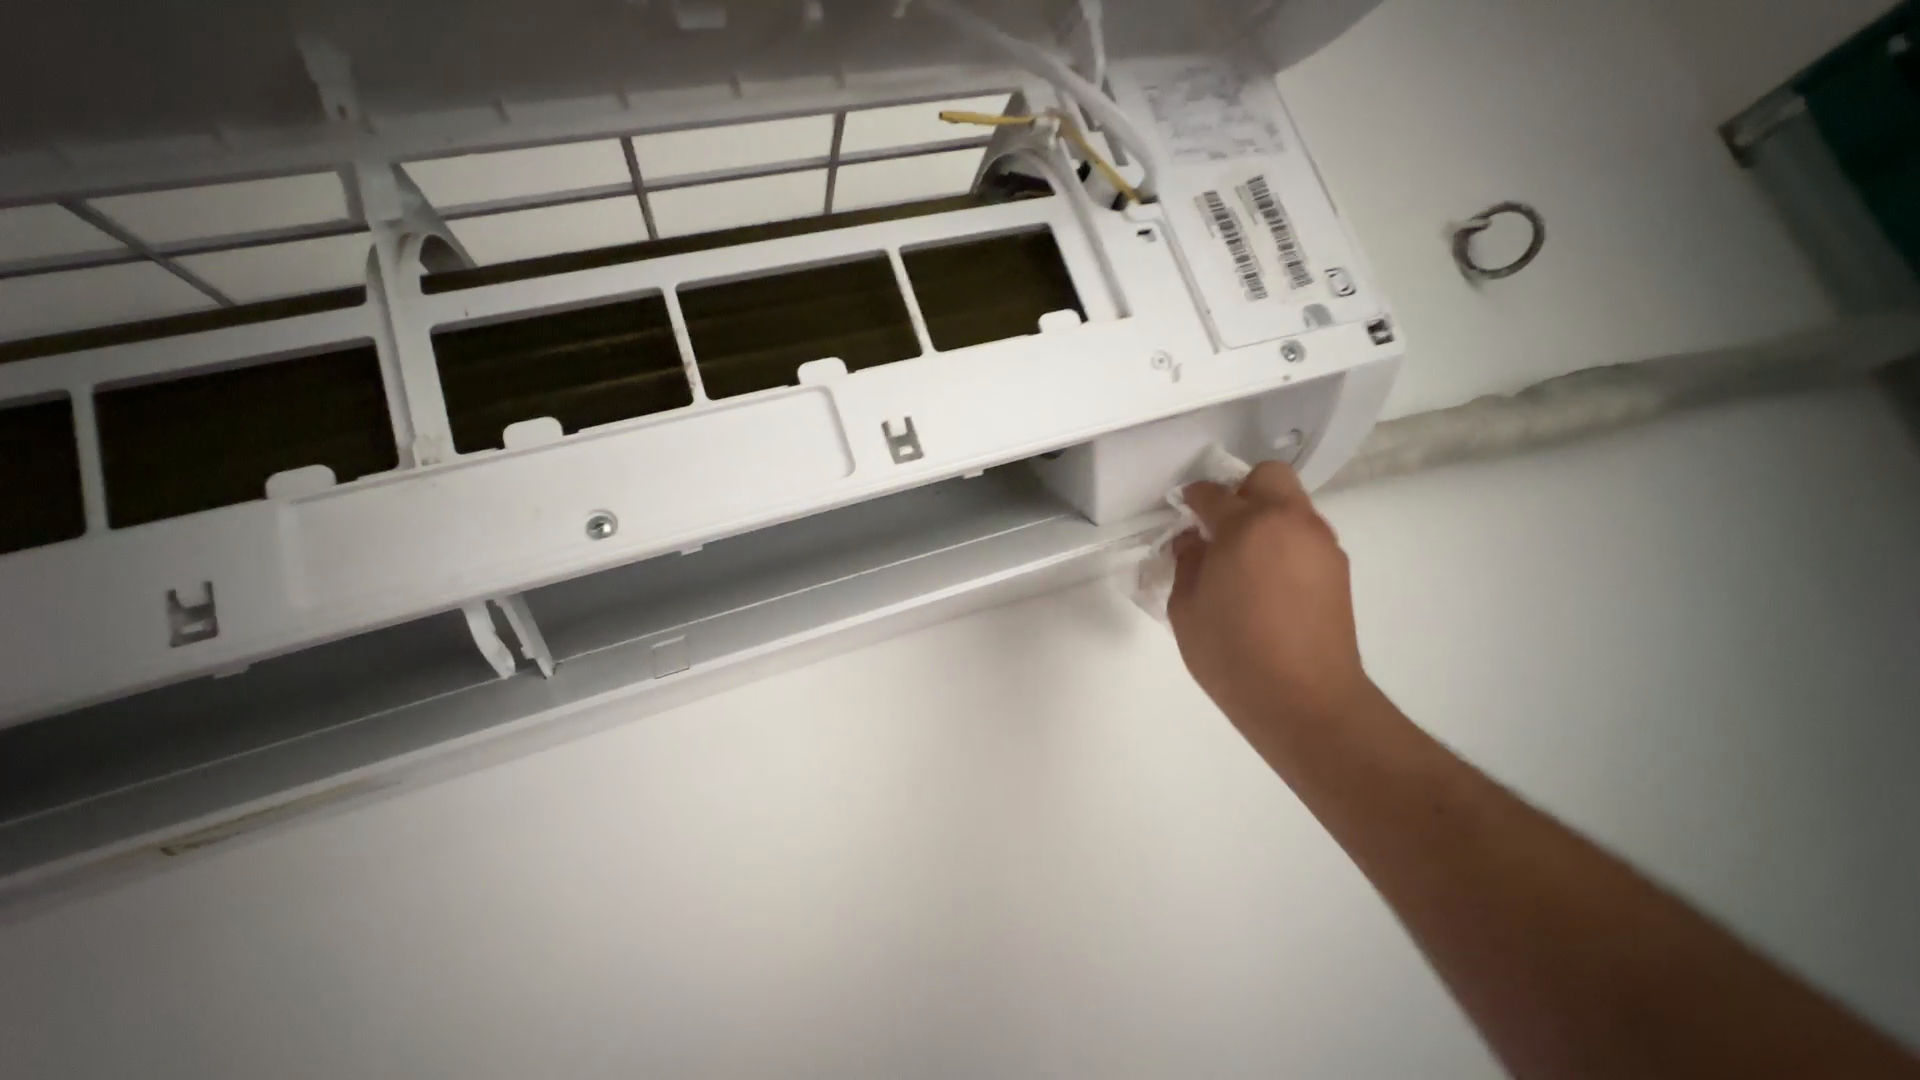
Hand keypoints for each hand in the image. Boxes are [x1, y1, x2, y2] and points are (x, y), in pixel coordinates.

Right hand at [1168, 462, 1374, 734]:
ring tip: (1244, 561)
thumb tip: (1194, 542)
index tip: (1183, 513)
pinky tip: (1268, 583)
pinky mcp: (1338, 571)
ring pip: (1293, 506)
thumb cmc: (1233, 654)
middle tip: (1220, 528)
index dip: (1193, 500)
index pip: (1213, 494)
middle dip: (1241, 491)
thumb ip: (1187, 563)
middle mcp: (1291, 523)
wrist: (1305, 701)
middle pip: (1269, 477)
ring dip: (1267, 518)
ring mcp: (1321, 545)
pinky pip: (1306, 538)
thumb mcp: (1186, 608)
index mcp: (1248, 525)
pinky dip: (1285, 545)